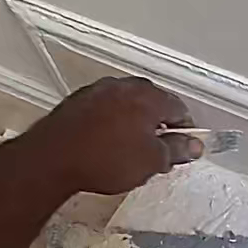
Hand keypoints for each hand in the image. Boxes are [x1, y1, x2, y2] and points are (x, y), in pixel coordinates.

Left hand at [14, 77, 201, 194]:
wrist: (53, 158)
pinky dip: (109, 124)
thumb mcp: (151, 161)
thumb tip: (194, 145)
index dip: (185, 130)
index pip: (179, 108)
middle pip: (152, 103)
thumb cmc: (105, 158)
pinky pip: (102, 110)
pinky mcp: (77, 102)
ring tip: (128, 151)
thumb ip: (176, 150)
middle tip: (156, 152)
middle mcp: (124, 86)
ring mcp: (98, 91)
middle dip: (157, 126)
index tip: (182, 147)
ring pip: (126, 105)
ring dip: (132, 123)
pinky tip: (104, 144)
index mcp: (149, 96)